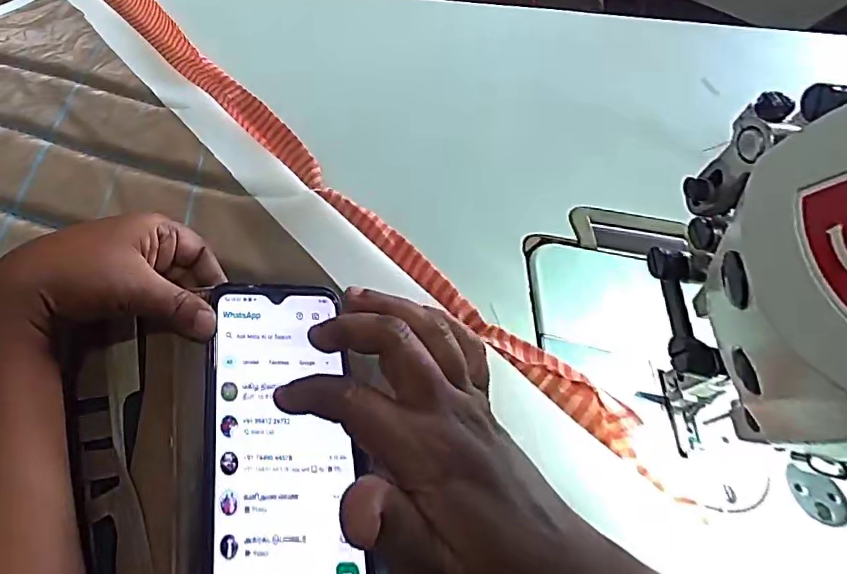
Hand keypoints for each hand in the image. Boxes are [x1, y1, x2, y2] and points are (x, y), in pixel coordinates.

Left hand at [0, 214, 225, 341]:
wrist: (28, 286)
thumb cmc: (88, 272)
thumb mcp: (137, 286)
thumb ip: (177, 304)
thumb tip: (213, 324)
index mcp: (154, 230)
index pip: (198, 249)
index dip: (212, 277)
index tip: (223, 313)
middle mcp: (142, 244)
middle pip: (182, 272)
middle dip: (195, 301)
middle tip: (210, 337)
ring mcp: (123, 266)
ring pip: (163, 291)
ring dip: (174, 314)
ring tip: (189, 345)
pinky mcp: (108, 289)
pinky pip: (143, 302)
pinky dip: (153, 318)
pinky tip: (160, 342)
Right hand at [275, 288, 646, 573]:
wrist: (559, 568)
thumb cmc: (494, 564)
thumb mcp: (436, 563)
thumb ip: (393, 527)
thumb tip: (354, 503)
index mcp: (427, 449)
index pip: (354, 402)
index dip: (311, 393)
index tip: (287, 396)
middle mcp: (447, 411)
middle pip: (394, 339)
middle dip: (348, 327)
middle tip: (317, 335)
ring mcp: (468, 399)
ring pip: (428, 328)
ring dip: (387, 306)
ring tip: (354, 299)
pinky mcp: (483, 401)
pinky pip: (462, 343)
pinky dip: (434, 319)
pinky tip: (415, 314)